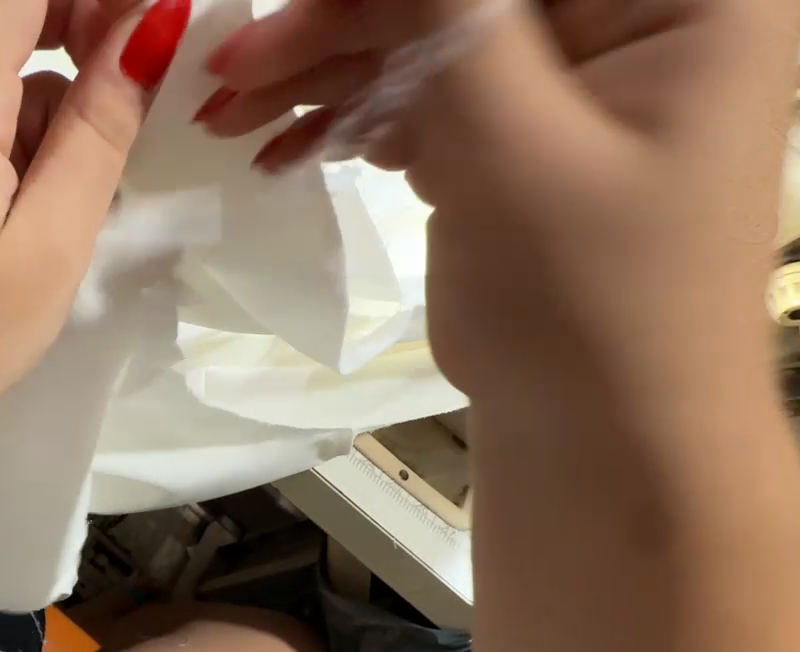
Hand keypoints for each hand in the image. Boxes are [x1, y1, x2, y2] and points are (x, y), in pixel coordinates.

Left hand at [0, 0, 174, 470]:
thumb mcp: (53, 239)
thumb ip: (100, 128)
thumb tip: (152, 25)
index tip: (150, 21)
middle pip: (2, 3)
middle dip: (83, 16)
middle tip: (143, 71)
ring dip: (64, 73)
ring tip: (105, 145)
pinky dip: (37, 121)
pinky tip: (64, 181)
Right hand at [197, 0, 797, 404]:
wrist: (594, 420)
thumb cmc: (586, 293)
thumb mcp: (517, 151)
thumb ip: (453, 30)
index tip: (270, 17)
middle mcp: (622, 15)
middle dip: (330, 29)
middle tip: (222, 79)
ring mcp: (555, 84)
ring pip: (418, 46)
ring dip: (318, 80)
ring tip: (226, 123)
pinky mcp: (502, 143)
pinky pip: (412, 106)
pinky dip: (343, 126)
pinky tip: (284, 155)